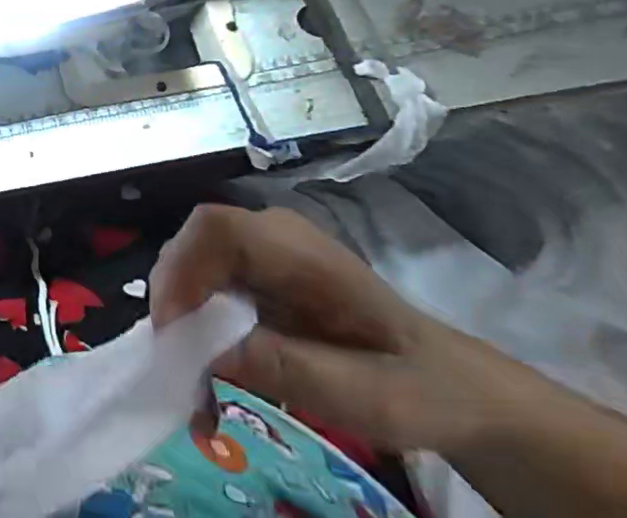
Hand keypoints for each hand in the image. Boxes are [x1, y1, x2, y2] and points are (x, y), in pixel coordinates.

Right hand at [149, 204, 544, 454]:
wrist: (454, 388)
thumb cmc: (417, 389)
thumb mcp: (369, 396)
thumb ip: (290, 369)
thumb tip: (207, 353)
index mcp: (301, 250)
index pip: (215, 229)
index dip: (181, 270)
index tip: (173, 330)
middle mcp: (270, 235)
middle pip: (192, 245)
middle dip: (171, 300)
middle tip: (172, 362)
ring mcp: (259, 250)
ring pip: (190, 264)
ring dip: (178, 316)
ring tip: (186, 373)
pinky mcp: (253, 272)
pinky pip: (204, 281)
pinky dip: (192, 321)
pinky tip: (203, 362)